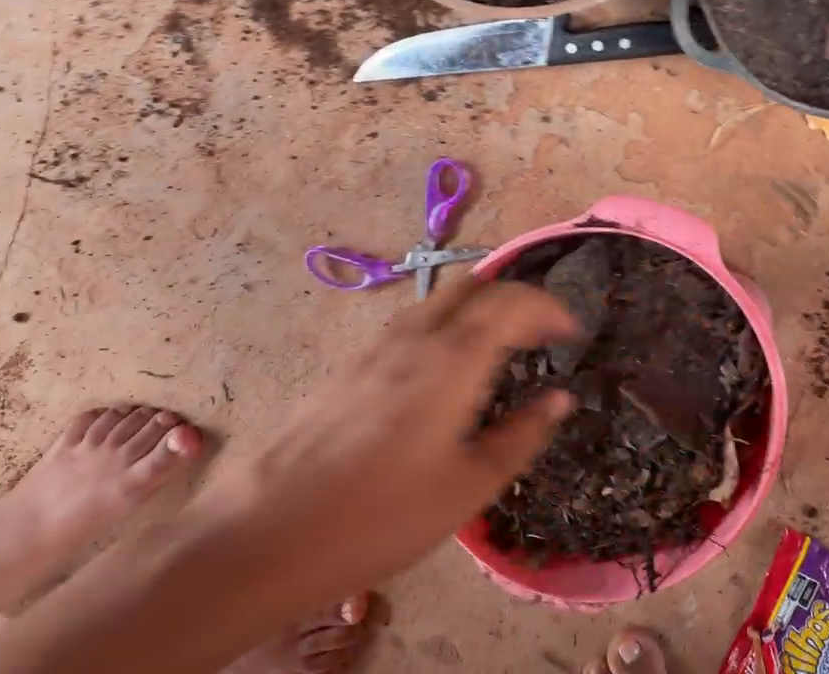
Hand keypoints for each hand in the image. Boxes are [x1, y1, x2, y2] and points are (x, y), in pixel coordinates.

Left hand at [182, 277, 576, 610]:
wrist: (255, 543)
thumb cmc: (378, 517)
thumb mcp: (468, 487)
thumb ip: (521, 435)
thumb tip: (559, 399)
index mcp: (453, 359)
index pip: (512, 302)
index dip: (550, 307)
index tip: (572, 332)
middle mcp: (414, 340)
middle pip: (473, 286)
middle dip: (516, 296)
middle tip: (541, 331)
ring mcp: (372, 352)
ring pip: (437, 302)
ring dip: (478, 308)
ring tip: (499, 346)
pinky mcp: (344, 372)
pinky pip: (409, 326)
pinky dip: (445, 328)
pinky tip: (442, 374)